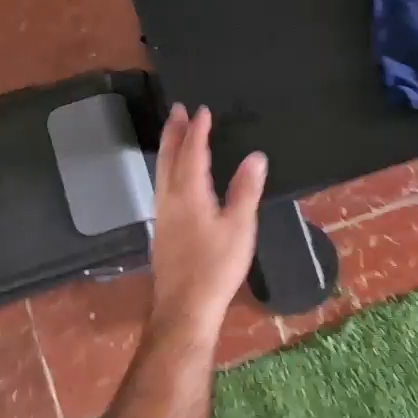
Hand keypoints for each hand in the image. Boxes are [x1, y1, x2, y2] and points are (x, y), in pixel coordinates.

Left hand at [148, 105, 267, 335]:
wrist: (184, 307)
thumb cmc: (216, 267)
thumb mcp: (239, 227)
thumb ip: (246, 190)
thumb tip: (256, 156)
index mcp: (189, 194)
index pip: (192, 153)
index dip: (198, 131)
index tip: (202, 109)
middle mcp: (169, 199)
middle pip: (169, 158)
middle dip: (174, 133)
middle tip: (177, 109)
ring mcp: (162, 216)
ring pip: (161, 172)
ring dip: (168, 149)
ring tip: (174, 134)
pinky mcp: (161, 231)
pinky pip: (162, 187)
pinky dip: (167, 170)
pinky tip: (172, 178)